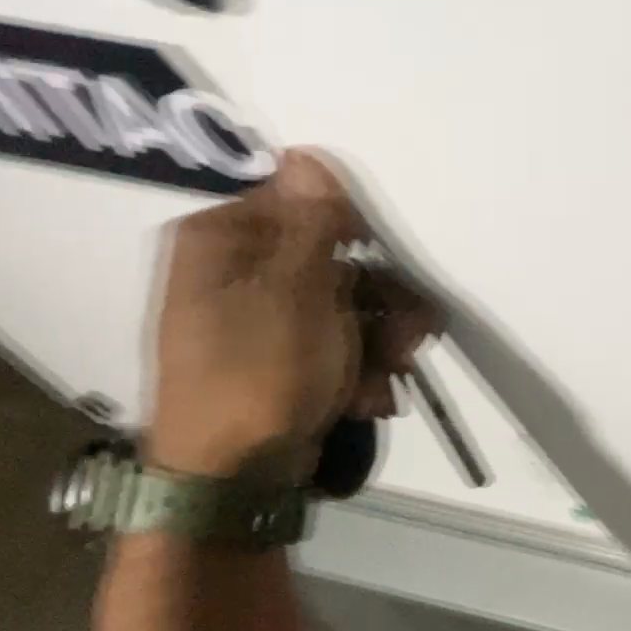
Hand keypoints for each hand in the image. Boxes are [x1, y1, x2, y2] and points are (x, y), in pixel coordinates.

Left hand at [146, 149, 432, 481]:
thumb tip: (311, 156)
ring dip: (381, 351)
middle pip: (337, 268)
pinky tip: (365, 401)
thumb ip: (311, 229)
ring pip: (350, 316)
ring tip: (383, 385)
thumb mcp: (295, 295)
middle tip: (407, 342)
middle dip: (382, 309)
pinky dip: (362, 377)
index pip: (304, 209)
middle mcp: (238, 275)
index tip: (397, 275)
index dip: (359, 240)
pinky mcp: (285, 365)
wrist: (234, 474)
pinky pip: (340, 354)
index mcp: (223, 242)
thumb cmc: (259, 375)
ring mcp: (262, 325)